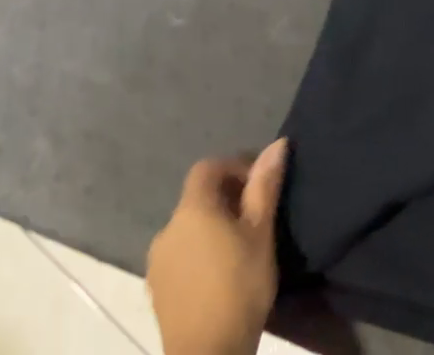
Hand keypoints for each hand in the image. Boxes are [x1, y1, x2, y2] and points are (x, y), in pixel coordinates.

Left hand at [147, 139, 288, 354]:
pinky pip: (181, 255)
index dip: (235, 167)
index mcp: (192, 210)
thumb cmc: (240, 287)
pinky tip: (221, 274)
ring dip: (213, 227)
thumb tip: (277, 144)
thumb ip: (265, 187)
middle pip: (197, 198)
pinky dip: (200, 252)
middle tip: (258, 217)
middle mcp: (167, 228)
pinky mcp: (156, 289)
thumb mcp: (261, 233)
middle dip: (227, 198)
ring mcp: (157, 261)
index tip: (260, 185)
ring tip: (242, 248)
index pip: (207, 168)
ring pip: (189, 228)